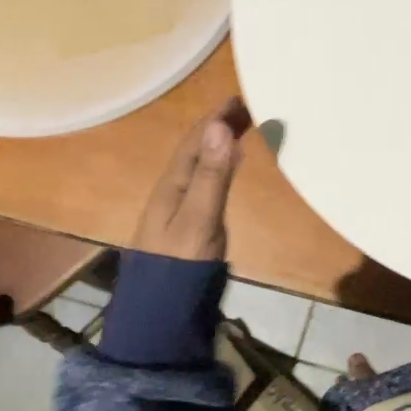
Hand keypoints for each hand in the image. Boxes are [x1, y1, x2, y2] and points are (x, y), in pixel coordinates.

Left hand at [132, 97, 251, 260]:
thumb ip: (211, 175)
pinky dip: (223, 165)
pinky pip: (208, 181)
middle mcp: (174, 191)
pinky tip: (231, 165)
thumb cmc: (180, 265)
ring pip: (203, 164)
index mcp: (172, 185)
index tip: (238, 97)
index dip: (215, 118)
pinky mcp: (192, 224)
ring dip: (222, 143)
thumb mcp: (199, 219)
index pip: (195, 141)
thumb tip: (219, 126)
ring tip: (245, 127)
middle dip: (220, 126)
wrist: (162, 313)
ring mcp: (181, 209)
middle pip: (198, 149)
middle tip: (248, 107)